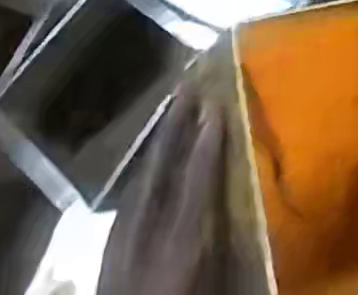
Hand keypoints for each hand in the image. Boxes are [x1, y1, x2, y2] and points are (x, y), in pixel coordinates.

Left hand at [99, 89, 223, 294]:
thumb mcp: (212, 284)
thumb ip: (227, 254)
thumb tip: (247, 209)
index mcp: (178, 251)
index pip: (195, 184)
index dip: (208, 143)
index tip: (219, 105)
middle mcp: (145, 239)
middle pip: (161, 171)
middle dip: (176, 126)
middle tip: (191, 83)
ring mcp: (121, 245)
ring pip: (142, 178)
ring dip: (159, 140)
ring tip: (176, 107)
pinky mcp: (110, 255)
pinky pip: (132, 196)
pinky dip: (147, 168)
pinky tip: (154, 160)